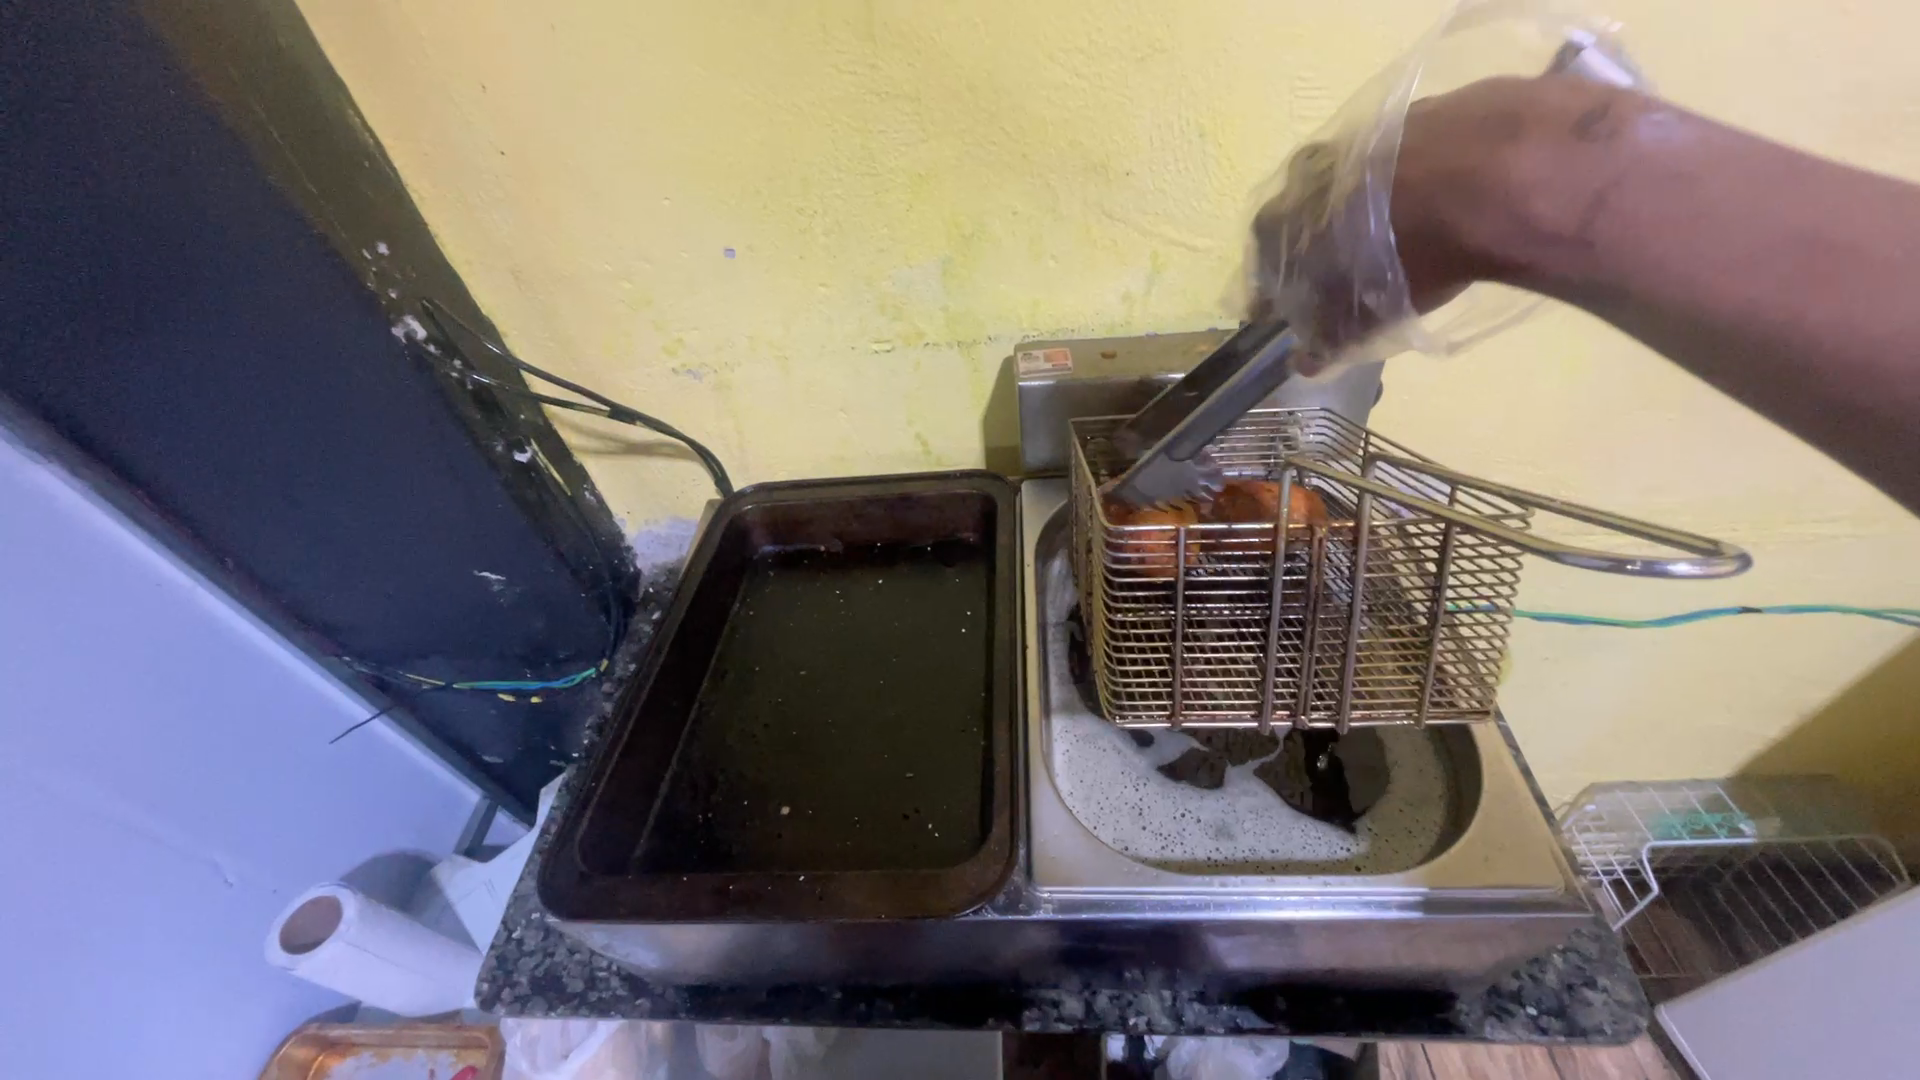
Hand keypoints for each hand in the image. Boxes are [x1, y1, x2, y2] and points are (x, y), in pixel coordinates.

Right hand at [1246, 75, 1628, 367]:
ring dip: (1360, 199)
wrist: (1502, 175)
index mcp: (1284, 221)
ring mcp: (1364, 134)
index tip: (1286, 306)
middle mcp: (1311, 172)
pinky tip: (1438, 193)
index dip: (1273, 288)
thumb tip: (1304, 362)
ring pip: (1348, 175)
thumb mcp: (1368, 316)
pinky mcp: (1422, 108)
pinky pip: (1400, 150)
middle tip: (1341, 264)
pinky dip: (1409, 172)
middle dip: (1312, 236)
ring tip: (1392, 228)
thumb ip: (1329, 338)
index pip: (1261, 260)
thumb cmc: (1415, 256)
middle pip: (1299, 209)